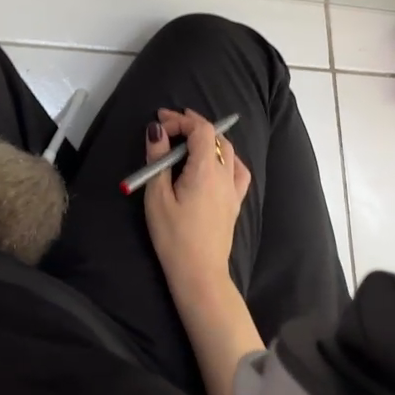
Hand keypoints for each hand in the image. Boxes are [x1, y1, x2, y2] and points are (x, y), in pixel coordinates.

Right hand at [142, 109, 250, 295]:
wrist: (199, 274)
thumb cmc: (173, 236)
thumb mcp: (156, 195)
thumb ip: (157, 159)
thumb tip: (156, 129)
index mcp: (206, 170)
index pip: (201, 130)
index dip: (180, 120)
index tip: (159, 123)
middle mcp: (225, 175)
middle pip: (216, 137)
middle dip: (193, 125)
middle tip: (168, 126)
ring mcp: (233, 190)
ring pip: (228, 151)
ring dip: (209, 138)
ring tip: (188, 139)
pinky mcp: (235, 203)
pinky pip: (238, 170)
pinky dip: (226, 157)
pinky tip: (215, 163)